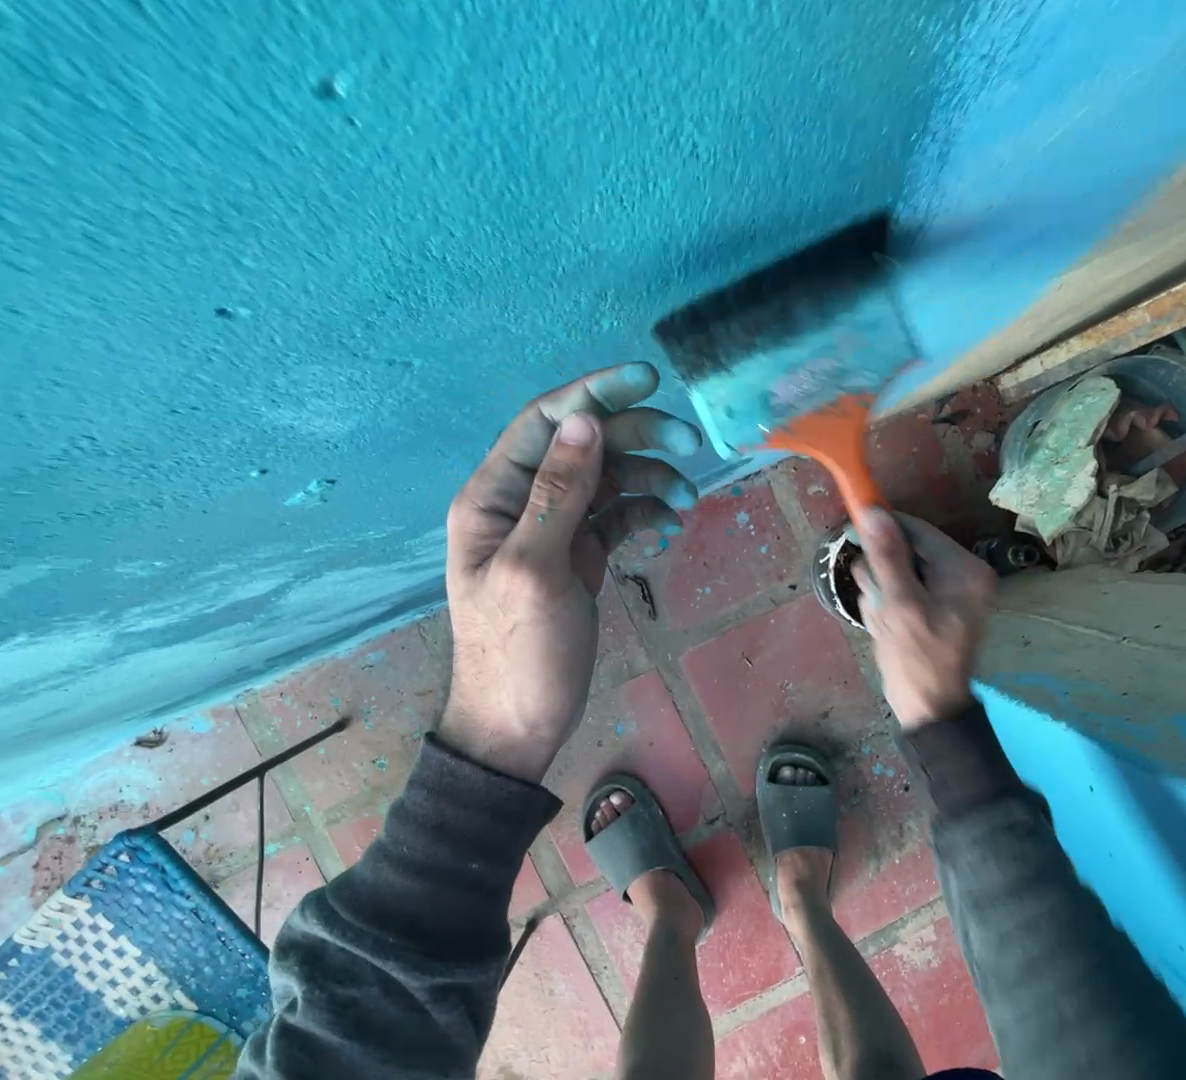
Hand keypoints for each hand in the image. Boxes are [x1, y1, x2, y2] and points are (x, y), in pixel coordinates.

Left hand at [439, 362, 702, 781]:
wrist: (518, 723)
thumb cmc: (517, 651)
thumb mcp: (533, 570)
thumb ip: (556, 495)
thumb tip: (584, 422)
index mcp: (493, 497)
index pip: (546, 423)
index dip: (596, 394)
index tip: (649, 378)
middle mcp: (522, 502)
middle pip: (585, 446)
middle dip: (638, 437)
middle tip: (692, 443)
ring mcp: (554, 529)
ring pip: (608, 479)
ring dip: (650, 479)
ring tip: (686, 500)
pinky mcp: (580, 555)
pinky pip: (617, 517)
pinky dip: (645, 514)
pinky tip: (669, 527)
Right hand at [851, 507, 996, 730]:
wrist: (929, 709)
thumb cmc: (917, 659)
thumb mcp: (899, 605)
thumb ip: (887, 557)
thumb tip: (873, 512)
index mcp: (965, 569)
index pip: (917, 530)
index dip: (882, 529)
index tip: (850, 532)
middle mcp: (964, 573)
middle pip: (906, 550)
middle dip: (882, 575)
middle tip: (878, 603)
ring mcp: (951, 590)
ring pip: (898, 570)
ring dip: (881, 593)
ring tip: (883, 621)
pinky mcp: (937, 605)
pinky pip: (902, 589)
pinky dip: (888, 604)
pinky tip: (887, 626)